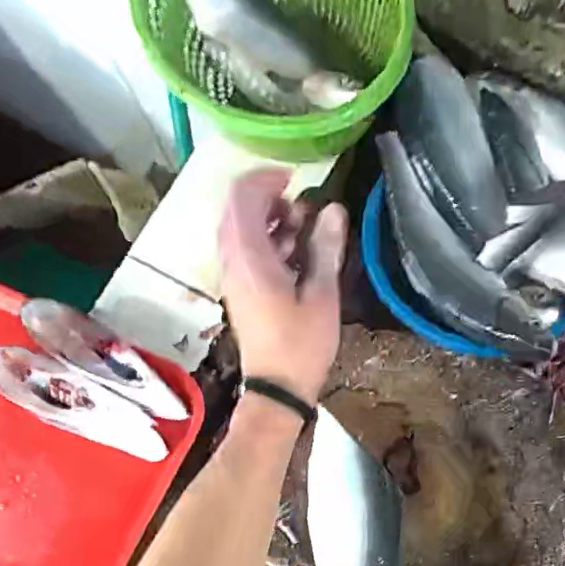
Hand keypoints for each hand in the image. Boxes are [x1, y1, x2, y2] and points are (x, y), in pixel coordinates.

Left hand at [219, 169, 348, 404]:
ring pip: (240, 230)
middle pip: (238, 209)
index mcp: (249, 256)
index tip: (297, 181)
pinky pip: (243, 251)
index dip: (267, 178)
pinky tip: (294, 258)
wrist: (277, 387)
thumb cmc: (301, 344)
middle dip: (271, 200)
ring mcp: (231, 276)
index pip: (243, 195)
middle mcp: (232, 260)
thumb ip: (325, 249)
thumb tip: (333, 210)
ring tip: (304, 234)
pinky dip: (266, 242)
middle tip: (304, 212)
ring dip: (270, 222)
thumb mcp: (321, 296)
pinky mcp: (238, 291)